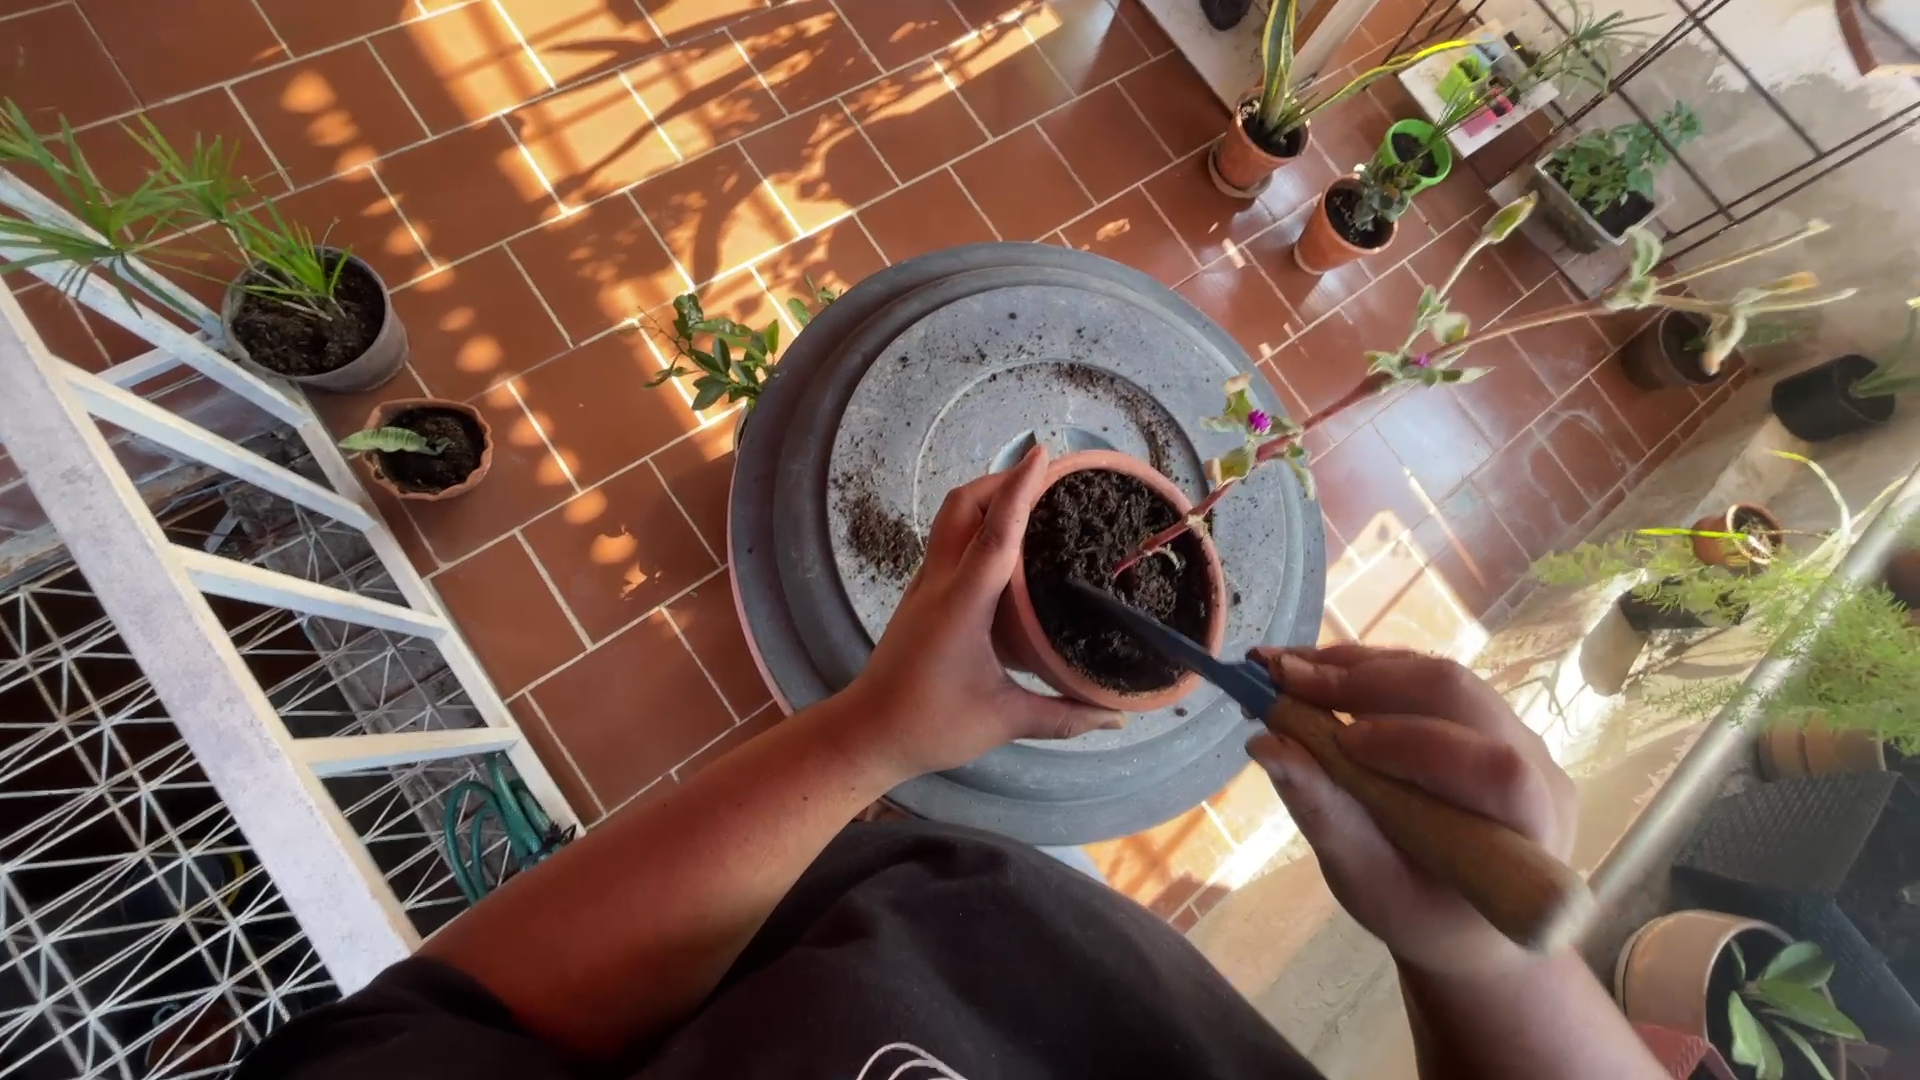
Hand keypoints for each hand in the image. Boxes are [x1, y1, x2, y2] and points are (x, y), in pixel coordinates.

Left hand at [844, 446, 1122, 776]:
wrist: (867, 732)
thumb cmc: (930, 725)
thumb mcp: (1002, 720)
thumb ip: (1063, 716)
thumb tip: (1116, 719)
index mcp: (961, 604)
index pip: (996, 535)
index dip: (1019, 490)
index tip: (1041, 454)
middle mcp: (939, 583)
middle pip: (961, 507)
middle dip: (999, 481)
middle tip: (1044, 478)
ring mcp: (924, 586)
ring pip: (950, 520)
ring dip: (987, 499)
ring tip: (1032, 502)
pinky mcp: (922, 596)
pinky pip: (949, 543)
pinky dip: (978, 526)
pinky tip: (1008, 548)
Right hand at [1247, 645, 1576, 978]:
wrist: (1459, 914)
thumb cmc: (1419, 910)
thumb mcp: (1366, 881)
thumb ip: (1324, 815)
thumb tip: (1266, 745)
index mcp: (1527, 827)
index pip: (1492, 768)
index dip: (1416, 742)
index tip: (1340, 741)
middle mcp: (1533, 765)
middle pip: (1458, 694)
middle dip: (1365, 680)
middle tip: (1285, 679)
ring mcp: (1508, 730)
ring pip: (1432, 673)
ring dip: (1351, 665)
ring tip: (1282, 668)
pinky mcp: (1473, 712)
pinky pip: (1417, 673)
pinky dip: (1356, 666)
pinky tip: (1308, 671)